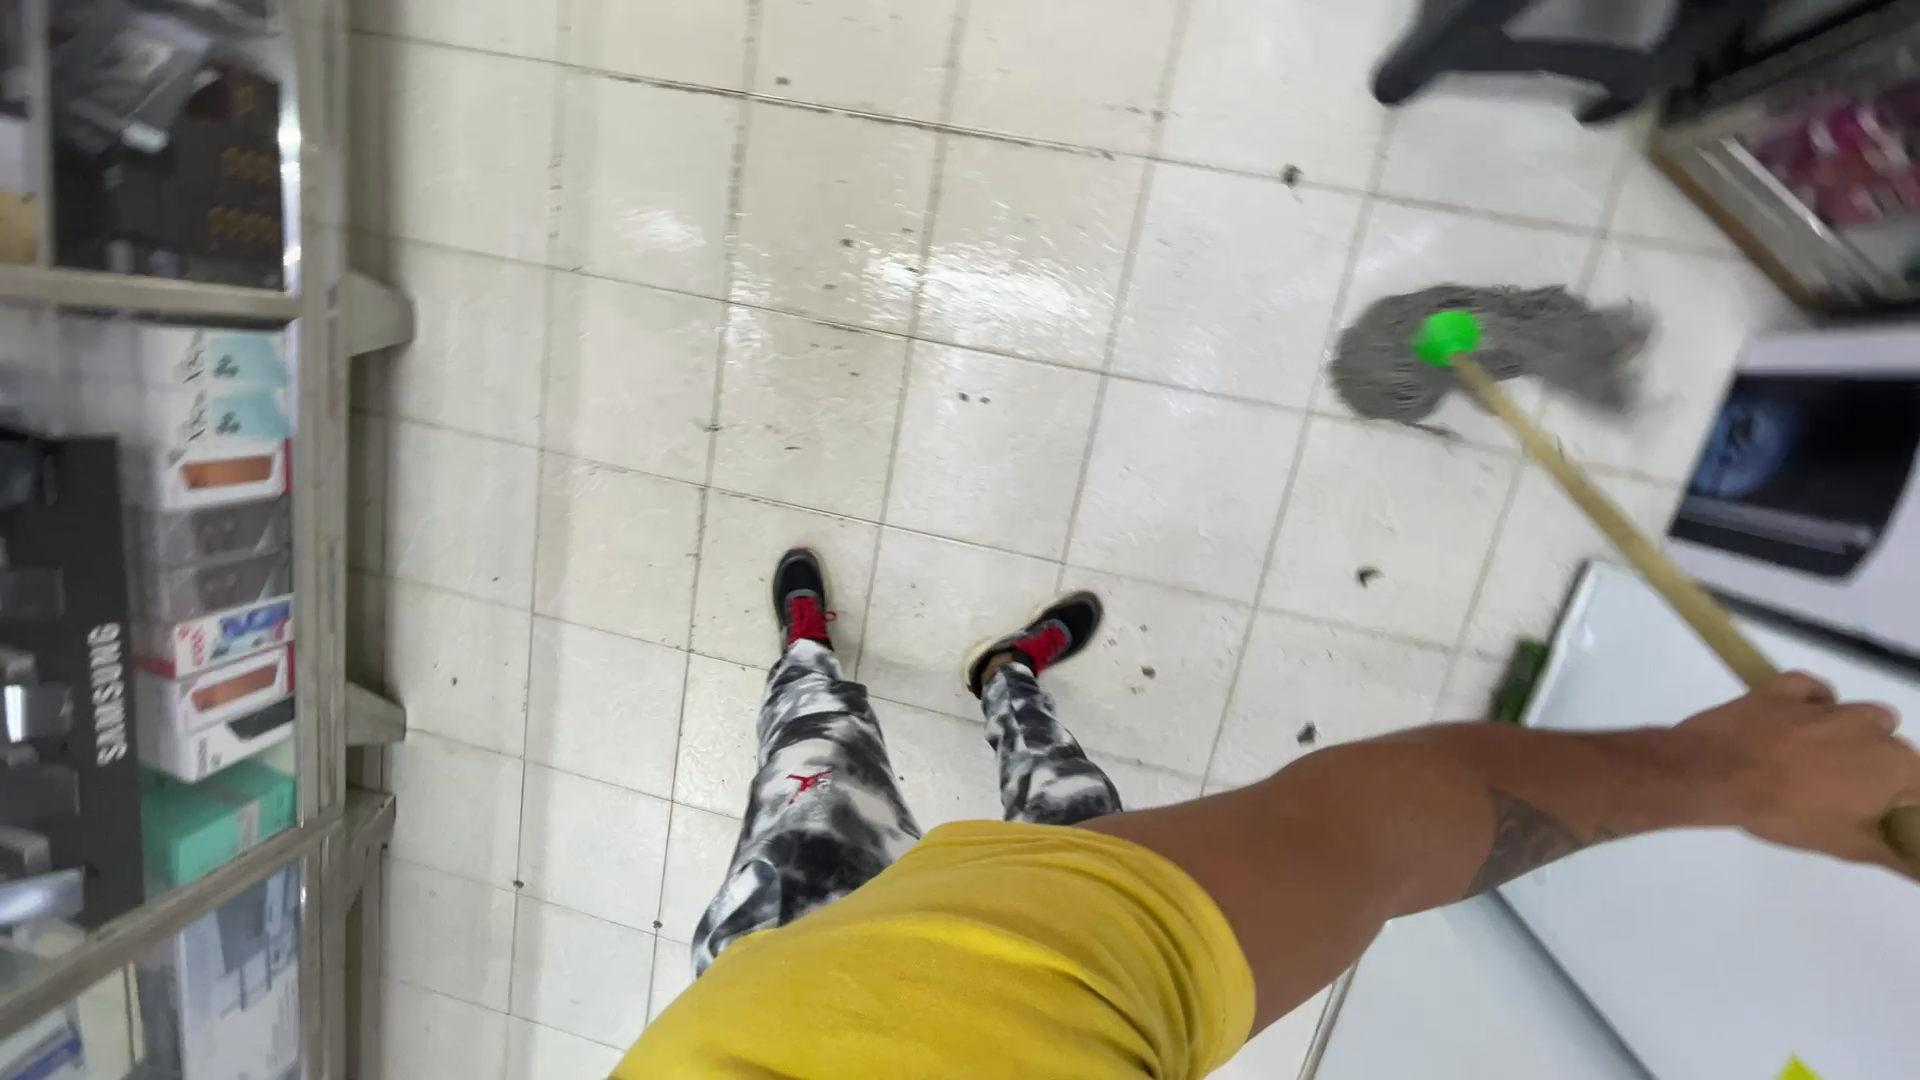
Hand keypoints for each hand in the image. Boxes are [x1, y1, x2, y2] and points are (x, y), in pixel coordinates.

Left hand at [1678, 672, 1919, 878]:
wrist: (1707, 774)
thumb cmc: (1781, 811)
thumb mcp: (1847, 846)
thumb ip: (1897, 858)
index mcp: (1899, 766)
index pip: (1919, 784)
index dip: (1900, 799)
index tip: (1871, 809)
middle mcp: (1868, 728)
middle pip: (1888, 748)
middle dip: (1871, 766)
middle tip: (1835, 787)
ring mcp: (1820, 706)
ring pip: (1858, 714)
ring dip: (1849, 731)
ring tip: (1814, 754)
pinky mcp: (1776, 692)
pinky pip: (1806, 685)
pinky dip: (1808, 696)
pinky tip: (1796, 714)